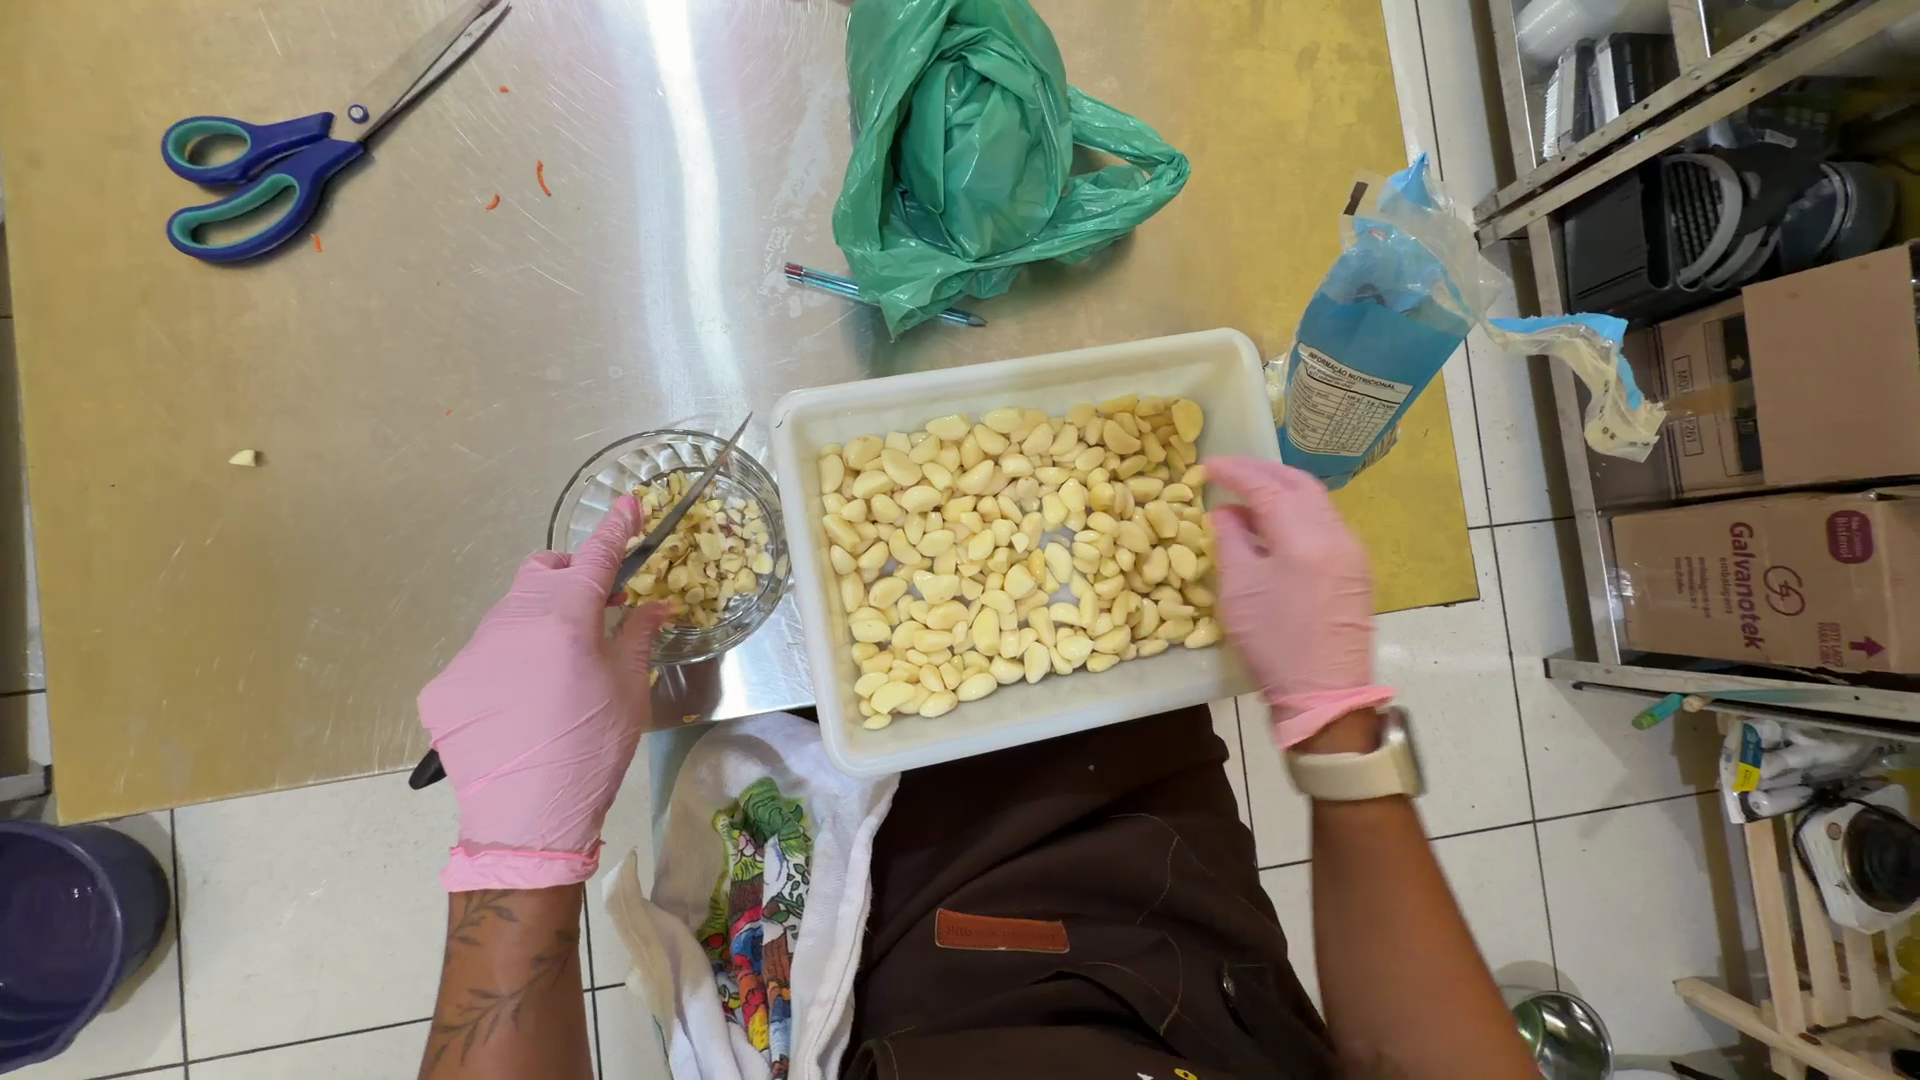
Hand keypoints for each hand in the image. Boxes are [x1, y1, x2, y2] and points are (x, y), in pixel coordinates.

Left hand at [418, 495, 667, 891]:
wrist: (527, 818)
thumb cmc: (594, 749)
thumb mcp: (629, 689)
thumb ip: (637, 635)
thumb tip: (654, 603)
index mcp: (564, 622)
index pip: (594, 559)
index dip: (614, 528)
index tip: (628, 501)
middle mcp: (510, 624)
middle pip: (540, 572)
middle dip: (569, 575)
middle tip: (596, 609)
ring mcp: (469, 653)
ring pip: (509, 611)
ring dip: (539, 619)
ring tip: (557, 667)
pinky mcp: (443, 684)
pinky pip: (483, 652)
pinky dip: (509, 658)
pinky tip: (521, 699)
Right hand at [1205, 458, 1393, 747]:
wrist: (1324, 692)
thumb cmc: (1273, 641)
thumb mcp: (1239, 588)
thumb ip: (1231, 540)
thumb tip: (1227, 512)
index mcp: (1305, 538)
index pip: (1267, 488)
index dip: (1236, 472)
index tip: (1207, 467)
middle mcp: (1337, 535)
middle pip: (1299, 485)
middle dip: (1262, 471)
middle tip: (1228, 470)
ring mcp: (1352, 552)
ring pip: (1315, 502)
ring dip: (1280, 490)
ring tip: (1246, 494)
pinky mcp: (1355, 570)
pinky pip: (1323, 523)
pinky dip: (1295, 512)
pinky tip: (1272, 524)